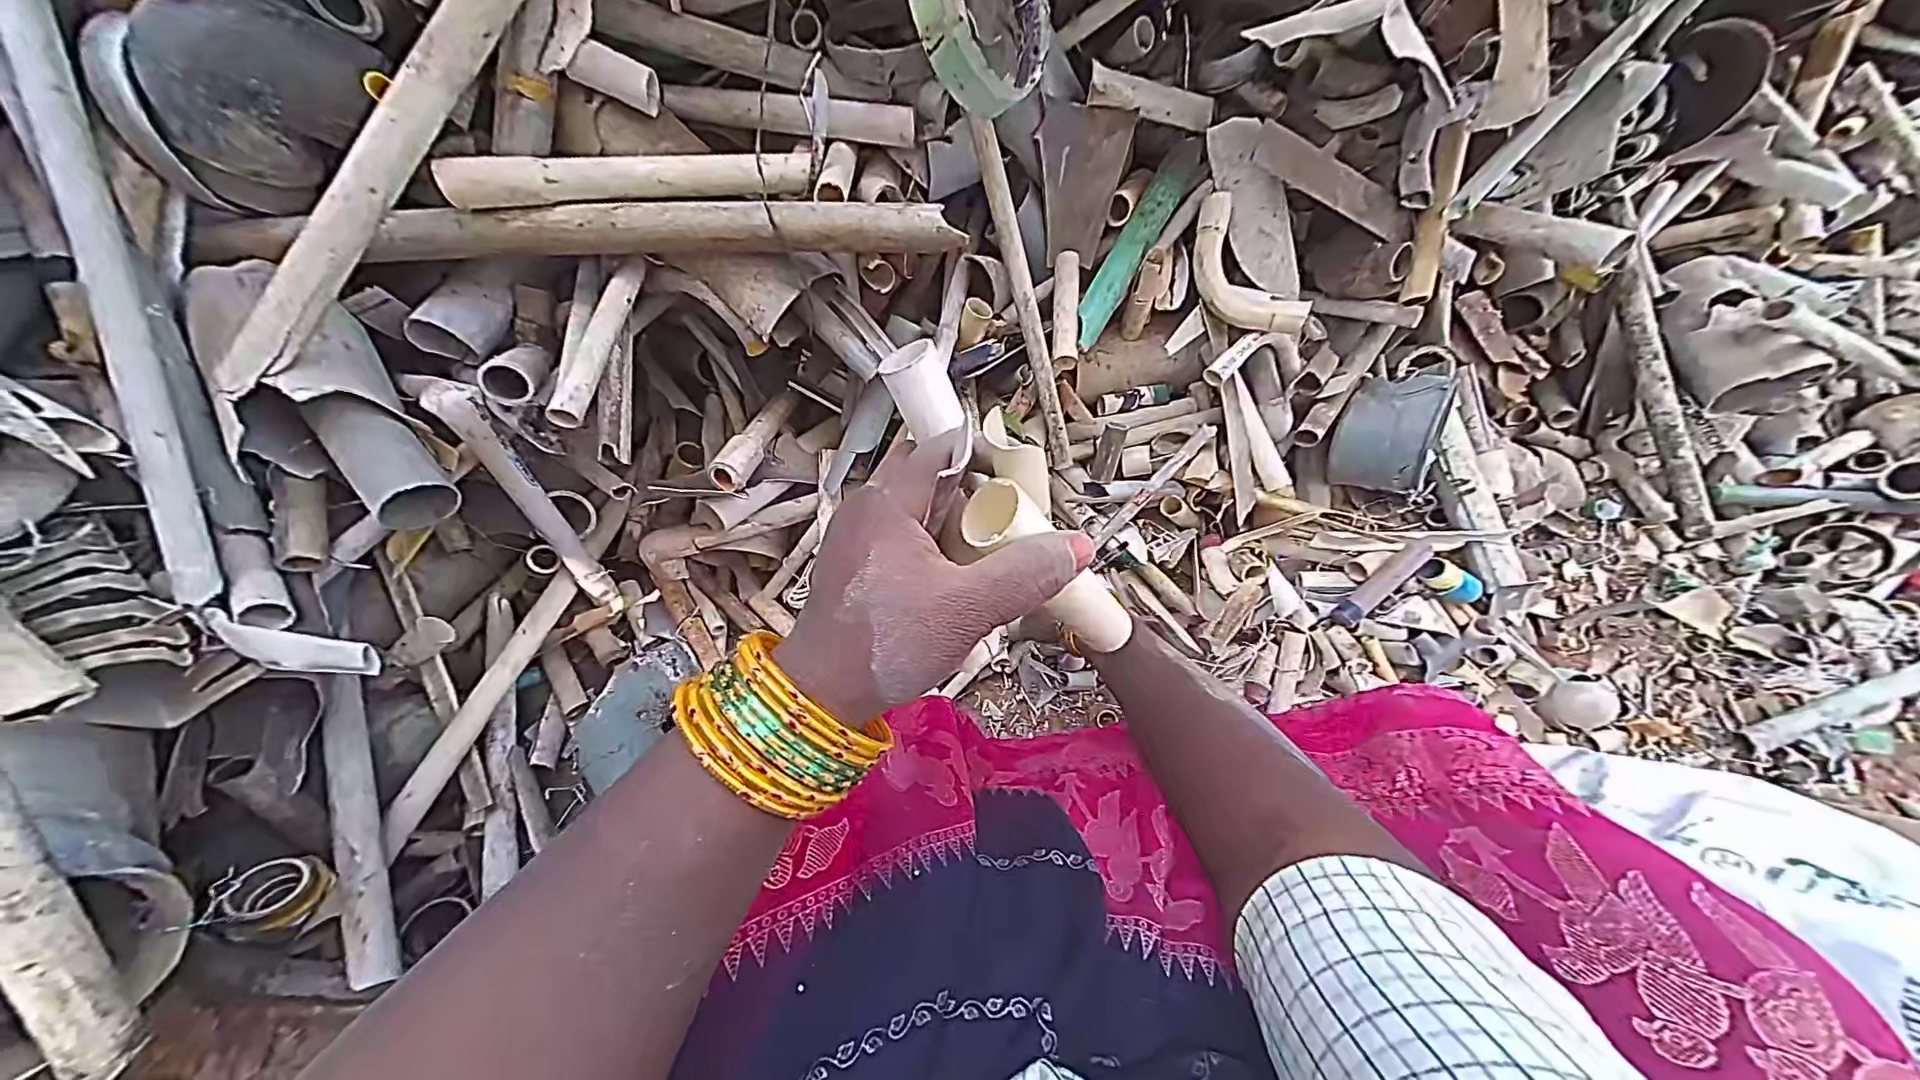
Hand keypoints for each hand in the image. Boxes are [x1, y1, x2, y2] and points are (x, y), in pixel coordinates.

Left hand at [773, 430, 1092, 726]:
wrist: (824, 694)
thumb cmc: (881, 647)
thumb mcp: (965, 609)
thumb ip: (1023, 575)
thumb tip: (1073, 547)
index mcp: (886, 504)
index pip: (942, 448)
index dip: (985, 455)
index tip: (1017, 482)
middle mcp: (868, 511)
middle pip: (934, 480)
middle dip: (975, 499)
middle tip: (1005, 527)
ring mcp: (860, 539)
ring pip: (922, 514)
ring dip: (957, 531)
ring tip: (983, 564)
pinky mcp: (861, 567)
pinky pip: (908, 542)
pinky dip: (937, 553)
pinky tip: (954, 587)